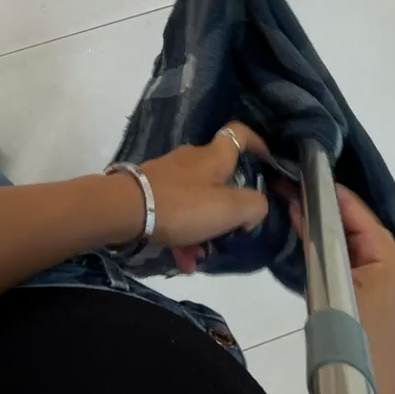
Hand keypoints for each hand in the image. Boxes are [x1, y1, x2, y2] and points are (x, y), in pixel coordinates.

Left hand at [129, 121, 270, 248]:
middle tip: (232, 233)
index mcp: (213, 157)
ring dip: (204, 231)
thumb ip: (254, 206)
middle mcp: (192, 159)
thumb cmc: (183, 205)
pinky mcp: (153, 189)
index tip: (268, 161)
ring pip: (198, 201)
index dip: (256, 142)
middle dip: (229, 209)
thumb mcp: (230, 209)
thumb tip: (255, 206)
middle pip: (220, 178)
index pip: (238, 134)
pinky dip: (184, 235)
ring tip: (199, 258)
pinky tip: (182, 259)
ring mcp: (170, 173)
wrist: (126, 208)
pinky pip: (177, 213)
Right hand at [284, 185, 394, 393]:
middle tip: (281, 183)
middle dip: (317, 200)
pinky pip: (344, 250)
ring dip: (317, 218)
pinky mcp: (367, 286)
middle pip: (349, 217)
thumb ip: (314, 236)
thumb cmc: (351, 330)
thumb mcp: (330, 278)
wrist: (364, 385)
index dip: (322, 186)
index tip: (291, 168)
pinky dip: (322, 238)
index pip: (352, 204)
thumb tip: (295, 199)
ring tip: (285, 199)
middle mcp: (389, 257)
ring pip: (345, 233)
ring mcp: (380, 273)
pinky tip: (299, 229)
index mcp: (388, 251)